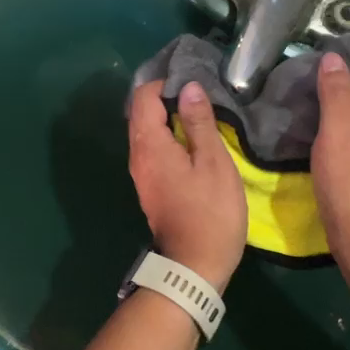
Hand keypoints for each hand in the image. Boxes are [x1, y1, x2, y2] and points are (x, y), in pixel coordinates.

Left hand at [127, 81, 247, 289]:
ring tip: (202, 116)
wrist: (193, 266)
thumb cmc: (210, 212)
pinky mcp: (150, 186)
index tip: (195, 83)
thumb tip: (189, 87)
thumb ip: (200, 122)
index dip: (167, 83)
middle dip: (167, 97)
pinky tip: (194, 142)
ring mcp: (141, 172)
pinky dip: (169, 137)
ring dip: (169, 118)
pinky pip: (153, 149)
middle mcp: (137, 155)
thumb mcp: (213, 163)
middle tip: (202, 96)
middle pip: (142, 112)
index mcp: (149, 144)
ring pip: (147, 131)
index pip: (144, 96)